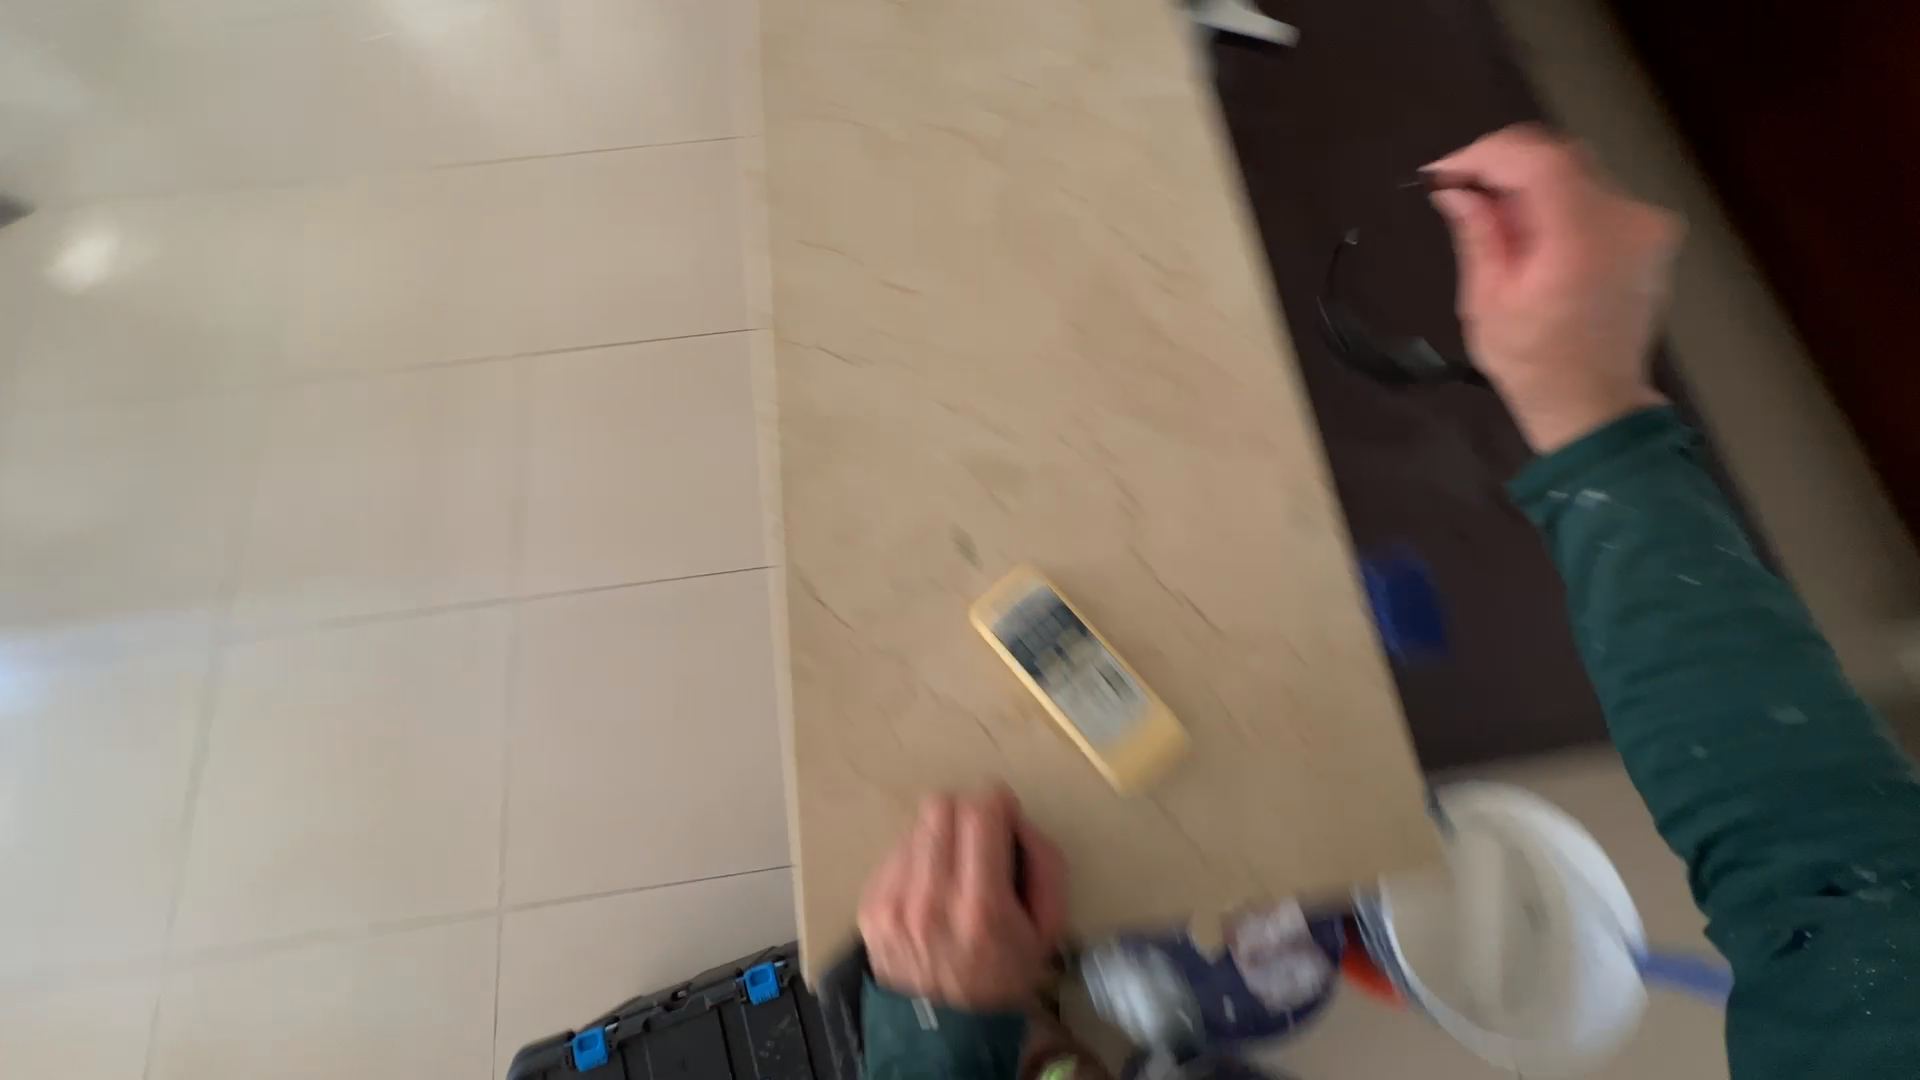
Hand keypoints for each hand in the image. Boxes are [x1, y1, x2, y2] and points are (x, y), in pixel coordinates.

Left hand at [857, 787, 1068, 1008]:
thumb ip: (1045, 862)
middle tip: (979, 834)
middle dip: (966, 810)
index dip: (997, 802)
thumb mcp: (1047, 928)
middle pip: (941, 806)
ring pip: (916, 823)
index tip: (1004, 816)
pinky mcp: (868, 904)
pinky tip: (928, 882)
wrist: (944, 1032)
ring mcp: (892, 901)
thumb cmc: (1003, 976)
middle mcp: (929, 898)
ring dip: (940, 831)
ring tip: (952, 862)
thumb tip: (1014, 818)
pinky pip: (895, 849)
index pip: (980, 812)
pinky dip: (916, 855)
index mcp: (980, 906)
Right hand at [1426, 125, 1683, 452]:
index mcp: (1581, 237)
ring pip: (1578, 174)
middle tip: (1454, 190)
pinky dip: (1553, 200)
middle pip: (1561, 157)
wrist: (1591, 399)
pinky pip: (1594, 197)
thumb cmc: (1528, 361)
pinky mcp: (1648, 233)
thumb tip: (1455, 192)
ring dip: (1526, 183)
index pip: (1537, 159)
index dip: (1484, 154)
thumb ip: (1478, 235)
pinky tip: (1523, 229)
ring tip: (1482, 212)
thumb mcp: (1486, 301)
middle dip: (1501, 165)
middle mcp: (1626, 216)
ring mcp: (1645, 223)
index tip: (1440, 173)